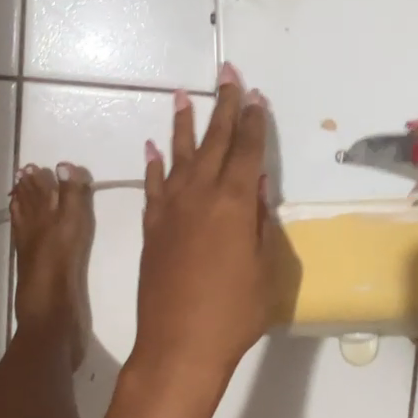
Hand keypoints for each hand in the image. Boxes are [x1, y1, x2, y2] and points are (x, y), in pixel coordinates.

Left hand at [133, 64, 280, 384]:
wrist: (178, 344)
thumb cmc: (234, 312)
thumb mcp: (266, 269)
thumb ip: (262, 223)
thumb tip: (259, 186)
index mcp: (235, 203)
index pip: (248, 150)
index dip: (254, 122)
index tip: (256, 96)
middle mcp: (200, 195)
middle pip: (215, 141)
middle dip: (223, 106)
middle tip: (226, 74)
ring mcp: (171, 209)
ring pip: (179, 155)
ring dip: (184, 124)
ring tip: (183, 94)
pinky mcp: (151, 227)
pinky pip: (152, 186)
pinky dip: (153, 164)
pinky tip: (152, 147)